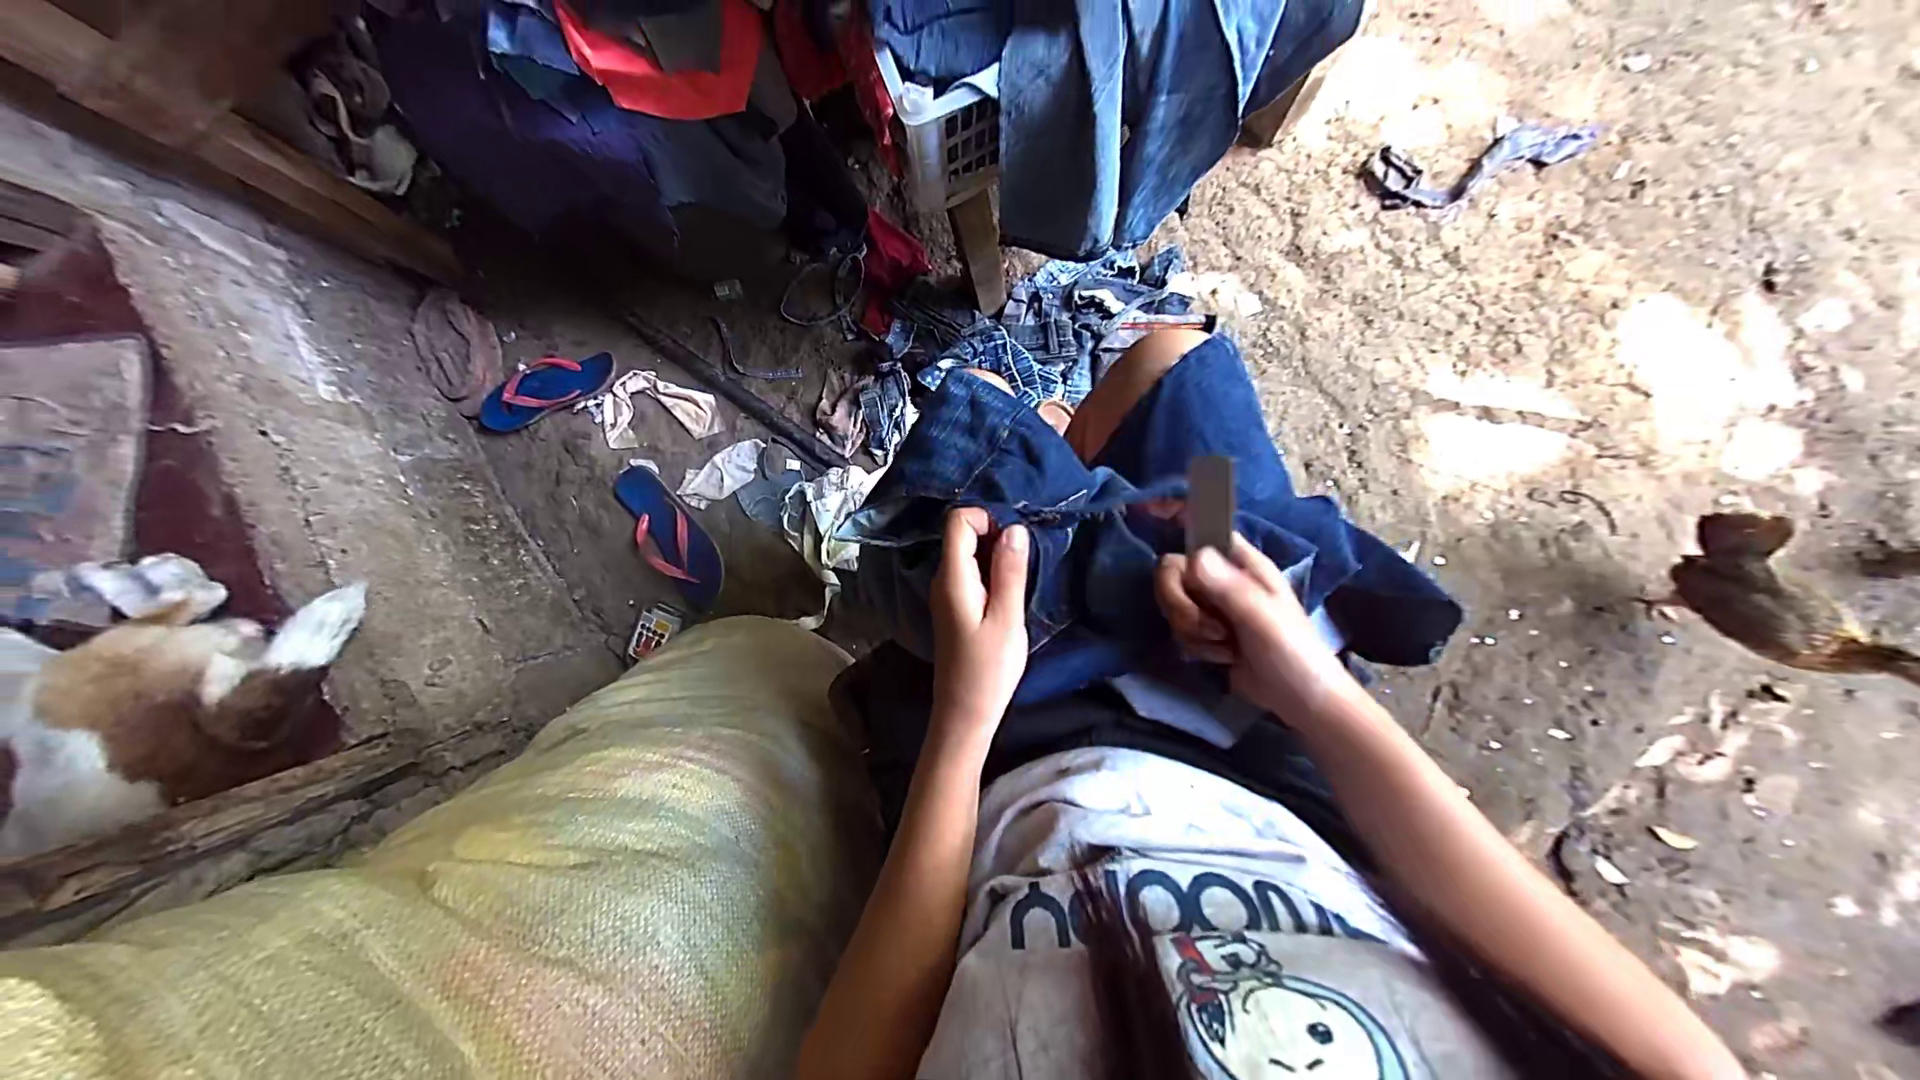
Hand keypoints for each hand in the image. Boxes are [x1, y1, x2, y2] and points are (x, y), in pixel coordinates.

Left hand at [930, 508, 1029, 745]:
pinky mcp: (954, 604)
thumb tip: (1014, 528)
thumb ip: (1010, 572)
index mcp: (952, 578)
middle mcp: (942, 579)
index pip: (956, 521)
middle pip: (962, 533)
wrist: (965, 712)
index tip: (1014, 539)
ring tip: (1022, 575)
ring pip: (968, 552)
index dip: (986, 518)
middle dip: (995, 533)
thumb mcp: (1008, 619)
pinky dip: (990, 570)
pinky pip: (970, 571)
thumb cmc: (989, 669)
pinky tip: (1010, 589)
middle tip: (1025, 559)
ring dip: (995, 553)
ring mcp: (946, 592)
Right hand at [1155, 535, 1356, 718]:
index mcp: (1242, 563)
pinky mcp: (1202, 631)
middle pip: (1173, 571)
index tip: (1150, 516)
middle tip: (1209, 629)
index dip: (1177, 521)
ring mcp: (1211, 604)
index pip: (1204, 531)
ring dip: (1192, 631)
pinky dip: (1195, 647)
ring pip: (1171, 602)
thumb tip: (1193, 557)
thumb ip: (1228, 588)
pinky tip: (1222, 658)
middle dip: (1182, 605)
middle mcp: (1222, 577)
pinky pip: (1177, 628)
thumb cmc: (1293, 652)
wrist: (1300, 701)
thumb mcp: (1264, 618)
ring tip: (1225, 647)